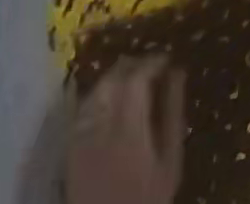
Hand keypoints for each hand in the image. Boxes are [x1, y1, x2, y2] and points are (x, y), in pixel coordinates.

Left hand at [66, 55, 186, 203]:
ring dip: (113, 78)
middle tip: (150, 65)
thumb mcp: (171, 159)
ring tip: (132, 80)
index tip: (167, 59)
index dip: (151, 62)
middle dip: (131, 65)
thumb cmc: (148, 198)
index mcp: (129, 128)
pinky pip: (82, 110)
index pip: (136, 79)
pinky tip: (111, 101)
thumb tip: (177, 72)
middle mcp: (101, 127)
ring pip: (94, 92)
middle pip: (111, 80)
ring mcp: (82, 138)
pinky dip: (98, 96)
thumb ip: (173, 112)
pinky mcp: (71, 149)